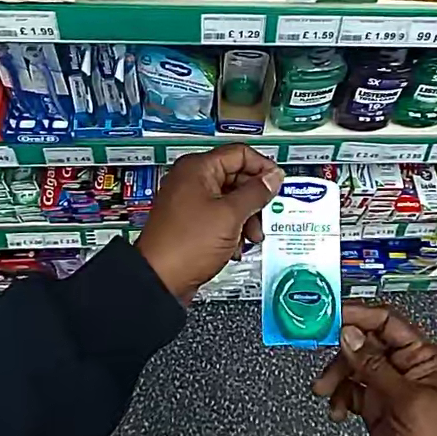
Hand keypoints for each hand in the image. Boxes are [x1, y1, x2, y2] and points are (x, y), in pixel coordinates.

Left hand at [135, 144, 282, 301]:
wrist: (160, 281)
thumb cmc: (184, 245)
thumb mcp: (231, 215)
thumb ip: (256, 193)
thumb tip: (272, 177)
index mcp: (198, 168)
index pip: (240, 154)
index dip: (262, 167)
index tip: (276, 183)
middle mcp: (192, 180)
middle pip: (237, 177)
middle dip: (255, 199)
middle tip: (265, 214)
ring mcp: (190, 201)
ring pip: (231, 199)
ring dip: (246, 218)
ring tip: (251, 236)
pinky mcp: (190, 221)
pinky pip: (220, 216)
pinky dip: (232, 229)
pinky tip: (235, 246)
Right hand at [312, 303, 436, 435]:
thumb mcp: (407, 401)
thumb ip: (375, 366)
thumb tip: (350, 334)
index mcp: (424, 357)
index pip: (387, 322)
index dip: (359, 316)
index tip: (332, 315)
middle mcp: (406, 368)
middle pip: (366, 343)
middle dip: (342, 350)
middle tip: (325, 361)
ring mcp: (391, 389)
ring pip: (355, 366)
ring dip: (337, 375)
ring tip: (325, 392)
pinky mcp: (379, 409)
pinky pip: (353, 391)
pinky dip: (340, 396)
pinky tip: (336, 410)